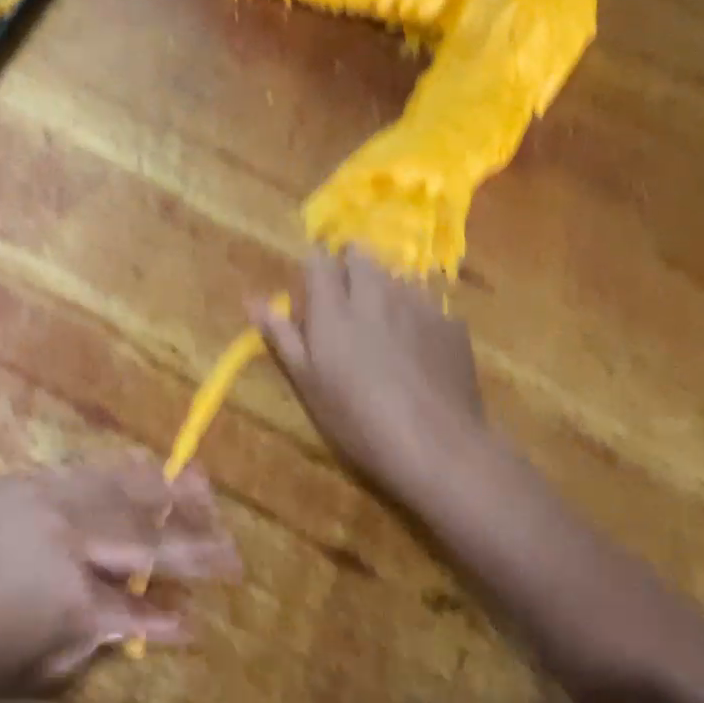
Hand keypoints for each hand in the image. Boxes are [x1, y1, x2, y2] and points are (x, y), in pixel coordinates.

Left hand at [0, 456, 239, 698]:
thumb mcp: (27, 675)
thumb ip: (82, 650)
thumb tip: (120, 630)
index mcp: (75, 604)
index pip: (142, 612)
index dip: (175, 619)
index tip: (202, 621)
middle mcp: (73, 547)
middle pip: (148, 543)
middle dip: (197, 549)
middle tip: (234, 553)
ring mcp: (52, 506)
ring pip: (125, 494)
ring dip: (170, 494)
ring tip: (207, 489)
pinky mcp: (31, 482)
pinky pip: (89, 471)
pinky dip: (123, 470)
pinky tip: (145, 465)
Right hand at [254, 248, 485, 494]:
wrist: (437, 447)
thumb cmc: (357, 420)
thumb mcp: (307, 383)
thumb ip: (281, 335)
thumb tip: (252, 299)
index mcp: (333, 308)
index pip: (318, 259)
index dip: (315, 267)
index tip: (313, 288)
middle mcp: (375, 294)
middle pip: (360, 255)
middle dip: (350, 265)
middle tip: (346, 300)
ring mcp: (418, 305)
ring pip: (395, 275)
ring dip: (384, 287)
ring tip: (383, 323)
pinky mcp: (451, 324)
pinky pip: (428, 303)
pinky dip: (417, 314)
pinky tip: (418, 347)